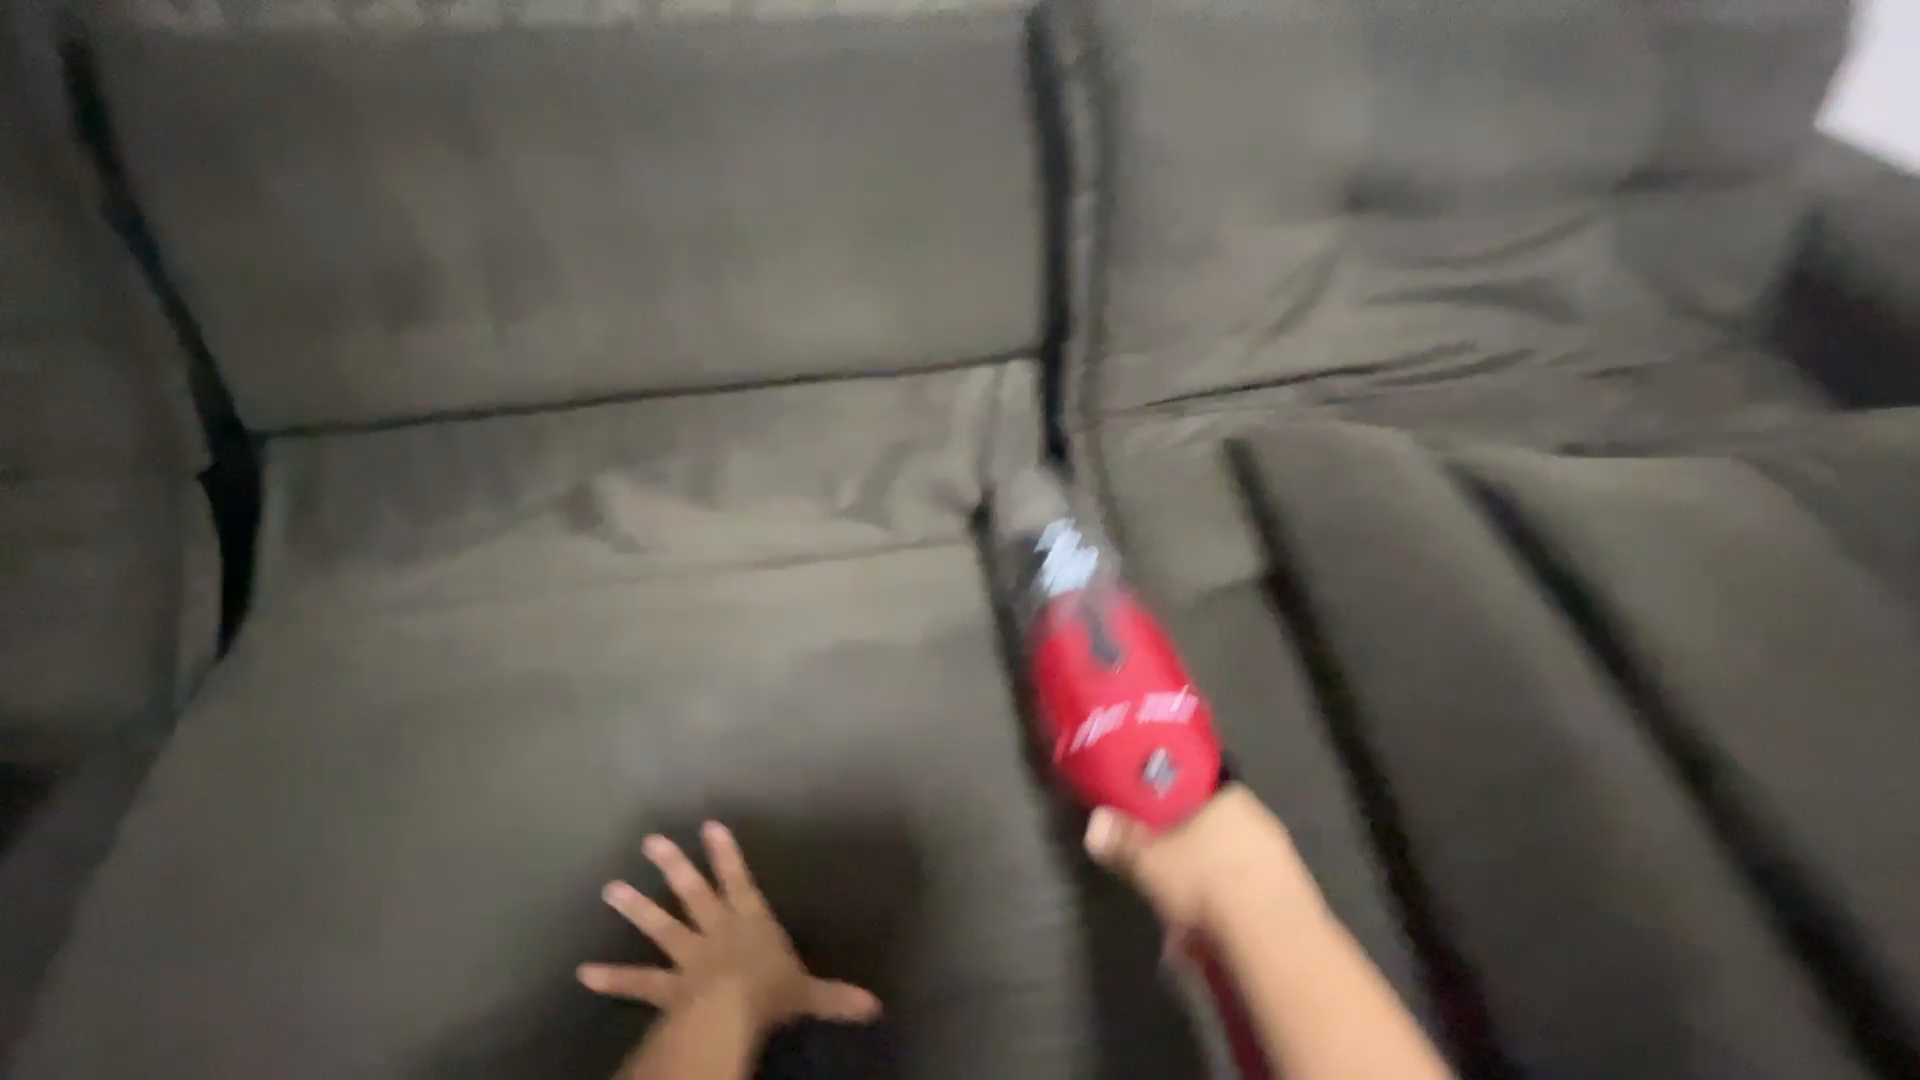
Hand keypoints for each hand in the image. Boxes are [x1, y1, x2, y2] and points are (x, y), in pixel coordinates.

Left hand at [578, 822, 881, 1029]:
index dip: (726, 852)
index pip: (739, 879)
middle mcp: (716, 929)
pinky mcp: (667, 986)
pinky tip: (583, 974)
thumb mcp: (809, 993)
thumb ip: (837, 996)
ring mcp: (687, 955)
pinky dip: (611, 979)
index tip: (710, 824)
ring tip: (610, 889)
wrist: (729, 1016)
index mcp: (750, 920)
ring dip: (637, 908)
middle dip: (674, 866)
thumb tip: (876, 1006)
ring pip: (661, 926)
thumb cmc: (771, 993)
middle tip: (650, 841)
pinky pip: (637, 981)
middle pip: (693, 892)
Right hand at [1083, 784, 1318, 938]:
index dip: (1176, 808)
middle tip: (1165, 879)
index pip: (1199, 791)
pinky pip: (1251, 896)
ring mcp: (1282, 858)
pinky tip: (1215, 935)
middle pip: (1214, 832)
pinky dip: (1232, 912)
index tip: (1159, 828)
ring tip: (1186, 919)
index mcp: (1229, 798)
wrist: (1274, 941)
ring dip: (1209, 888)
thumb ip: (1123, 841)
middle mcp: (1260, 819)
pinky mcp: (1294, 898)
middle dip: (1190, 857)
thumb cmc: (1205, 881)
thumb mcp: (1150, 861)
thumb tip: (1095, 824)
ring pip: (1232, 867)